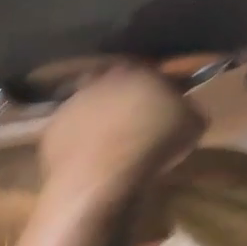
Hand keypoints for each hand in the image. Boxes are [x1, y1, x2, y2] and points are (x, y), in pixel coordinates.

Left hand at [37, 61, 201, 208]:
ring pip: (92, 103)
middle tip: (137, 115)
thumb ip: (189, 108)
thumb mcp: (195, 123)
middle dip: (126, 95)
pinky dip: (82, 137)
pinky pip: (73, 128)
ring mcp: (73, 103)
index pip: (152, 70)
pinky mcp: (51, 129)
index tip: (165, 100)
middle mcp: (104, 79)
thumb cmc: (154, 143)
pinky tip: (94, 154)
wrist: (101, 176)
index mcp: (140, 71)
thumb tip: (183, 107)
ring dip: (101, 115)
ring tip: (114, 137)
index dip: (158, 85)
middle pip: (116, 82)